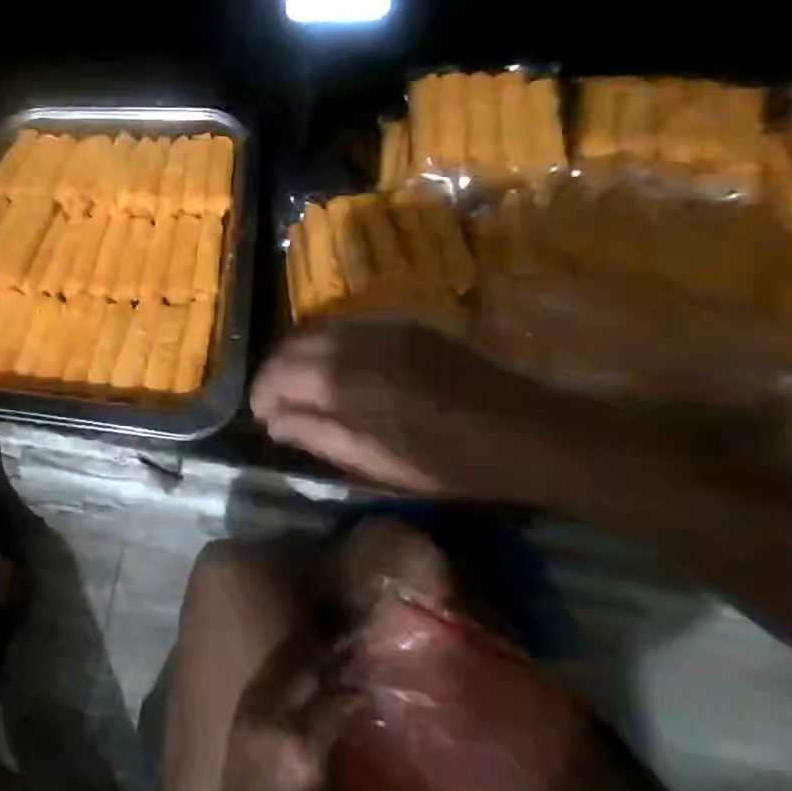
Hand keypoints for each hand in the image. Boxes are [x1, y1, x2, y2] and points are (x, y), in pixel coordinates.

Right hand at [250, 322, 678, 511]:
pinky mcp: (407, 327)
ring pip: (318, 330)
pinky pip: (348, 328)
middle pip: (292, 343)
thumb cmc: (448, 463)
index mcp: (346, 380)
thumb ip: (316, 435)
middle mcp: (358, 342)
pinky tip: (340, 374)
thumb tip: (273, 422)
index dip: (261, 394)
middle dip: (275, 372)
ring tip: (304, 389)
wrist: (530, 435)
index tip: (262, 418)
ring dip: (299, 357)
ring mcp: (385, 329)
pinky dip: (328, 347)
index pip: (278, 372)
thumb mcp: (373, 463)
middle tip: (277, 405)